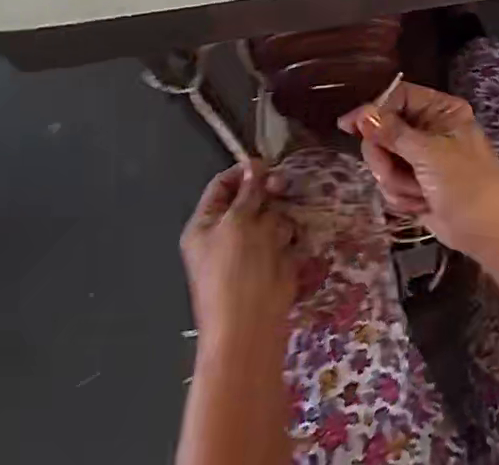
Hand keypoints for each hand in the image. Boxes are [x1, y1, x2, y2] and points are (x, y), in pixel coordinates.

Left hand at [179, 162, 294, 339]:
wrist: (250, 333)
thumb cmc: (234, 272)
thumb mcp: (237, 223)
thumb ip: (249, 192)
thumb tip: (253, 165)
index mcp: (205, 224)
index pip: (222, 186)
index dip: (243, 173)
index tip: (267, 165)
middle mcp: (226, 236)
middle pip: (251, 202)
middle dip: (268, 196)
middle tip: (284, 188)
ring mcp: (251, 254)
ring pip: (273, 221)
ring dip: (280, 223)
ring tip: (283, 236)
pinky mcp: (273, 270)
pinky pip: (286, 245)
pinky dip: (292, 245)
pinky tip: (293, 252)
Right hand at [338, 82, 498, 257]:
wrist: (489, 233)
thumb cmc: (466, 184)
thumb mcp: (429, 153)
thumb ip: (392, 133)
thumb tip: (362, 115)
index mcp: (440, 111)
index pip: (397, 97)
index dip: (373, 111)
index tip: (350, 125)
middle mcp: (429, 128)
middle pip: (383, 130)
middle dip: (385, 156)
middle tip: (392, 171)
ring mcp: (420, 157)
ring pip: (382, 159)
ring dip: (395, 180)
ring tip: (417, 193)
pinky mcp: (415, 182)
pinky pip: (389, 182)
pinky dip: (401, 196)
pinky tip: (420, 204)